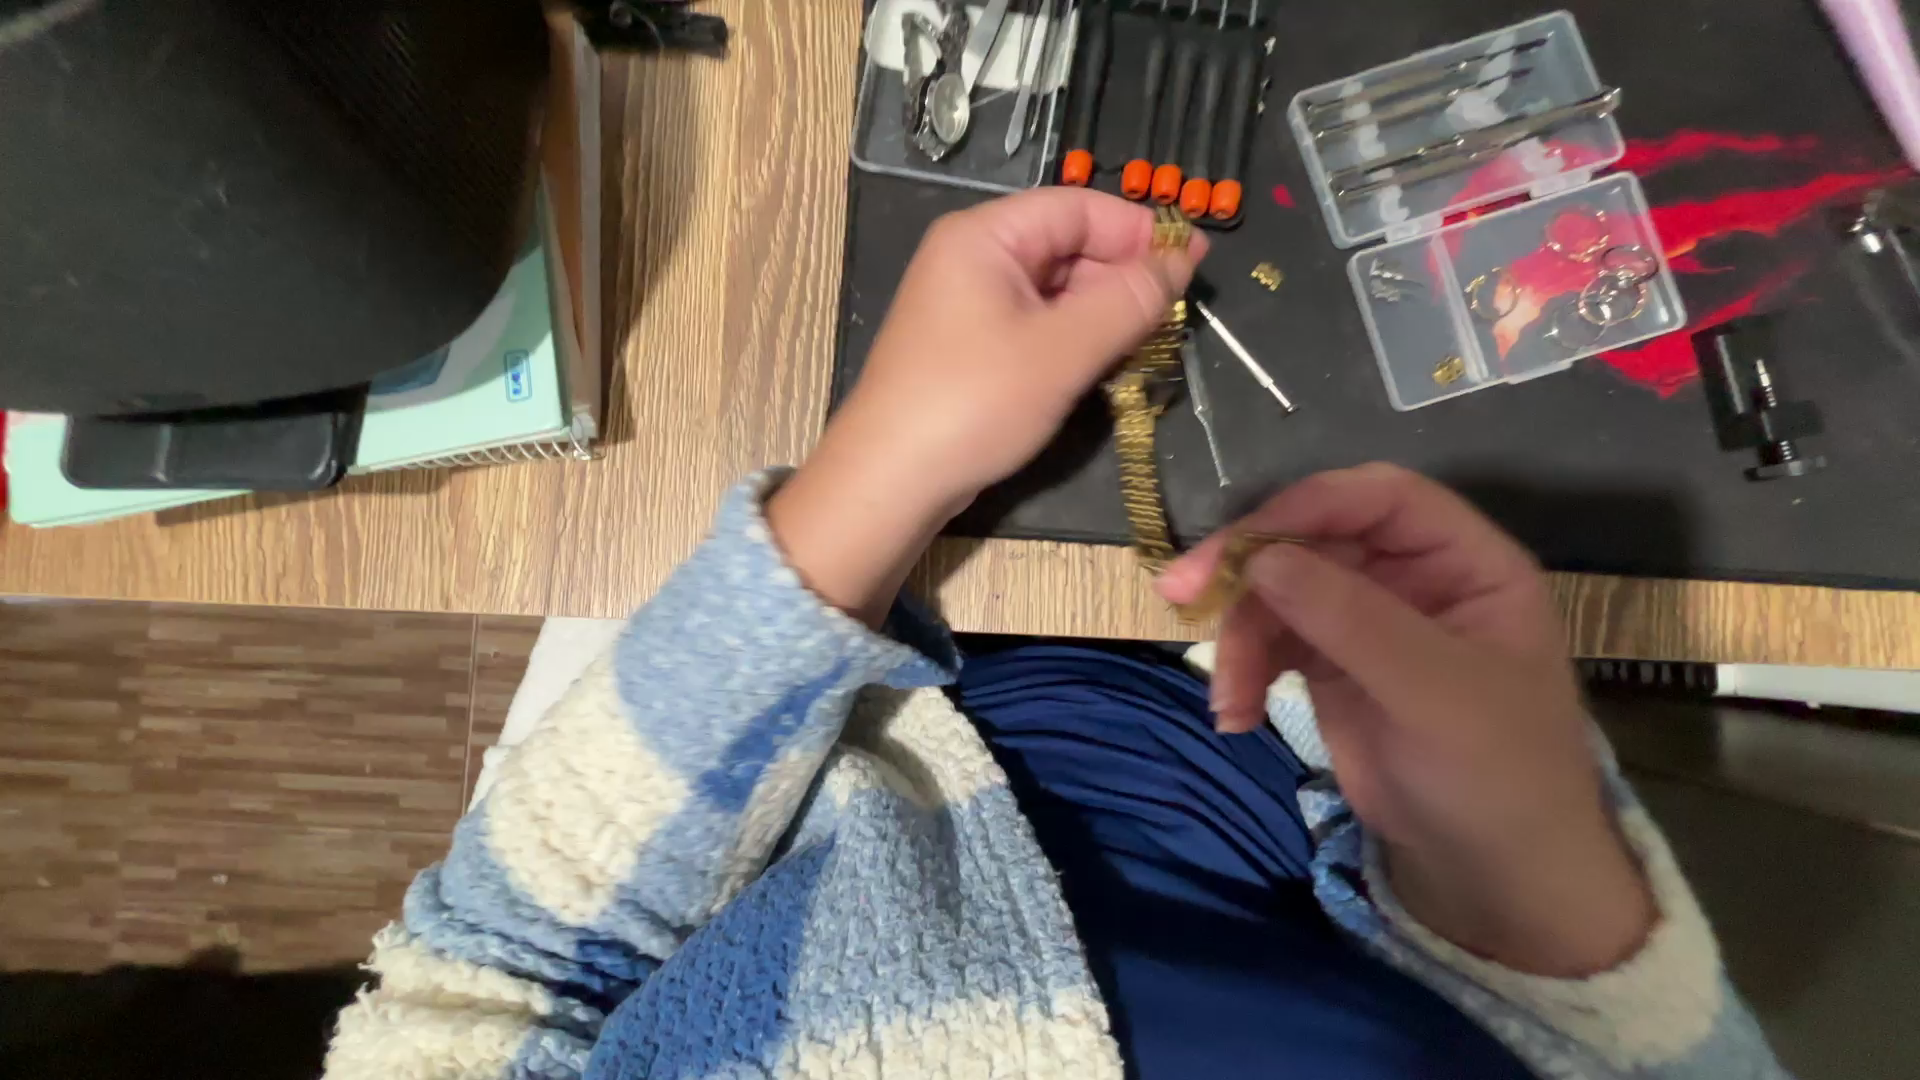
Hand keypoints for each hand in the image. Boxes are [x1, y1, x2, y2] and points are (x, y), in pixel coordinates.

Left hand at [769, 189, 1205, 625]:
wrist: (892, 480)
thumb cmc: (973, 403)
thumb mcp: (1061, 350)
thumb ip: (1126, 302)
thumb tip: (1180, 260)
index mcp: (984, 237)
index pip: (1076, 207)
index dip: (1137, 230)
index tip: (1191, 261)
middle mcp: (971, 261)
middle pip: (1064, 247)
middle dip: (1121, 277)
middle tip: (1174, 314)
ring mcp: (967, 309)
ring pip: (1052, 293)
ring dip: (1101, 314)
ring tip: (1147, 343)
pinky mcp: (969, 352)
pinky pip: (1033, 329)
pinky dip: (1071, 342)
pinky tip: (1103, 366)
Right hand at [1158, 464, 1653, 976]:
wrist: (1488, 868)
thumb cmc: (1496, 775)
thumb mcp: (1434, 693)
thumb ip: (1352, 619)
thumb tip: (1262, 559)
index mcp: (1461, 562)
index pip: (1377, 499)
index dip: (1306, 506)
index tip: (1240, 544)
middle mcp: (1406, 576)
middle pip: (1308, 538)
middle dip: (1244, 570)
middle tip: (1181, 592)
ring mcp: (1359, 617)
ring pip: (1274, 590)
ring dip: (1238, 637)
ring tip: (1228, 697)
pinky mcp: (1323, 659)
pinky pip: (1265, 639)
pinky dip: (1241, 670)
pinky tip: (1236, 714)